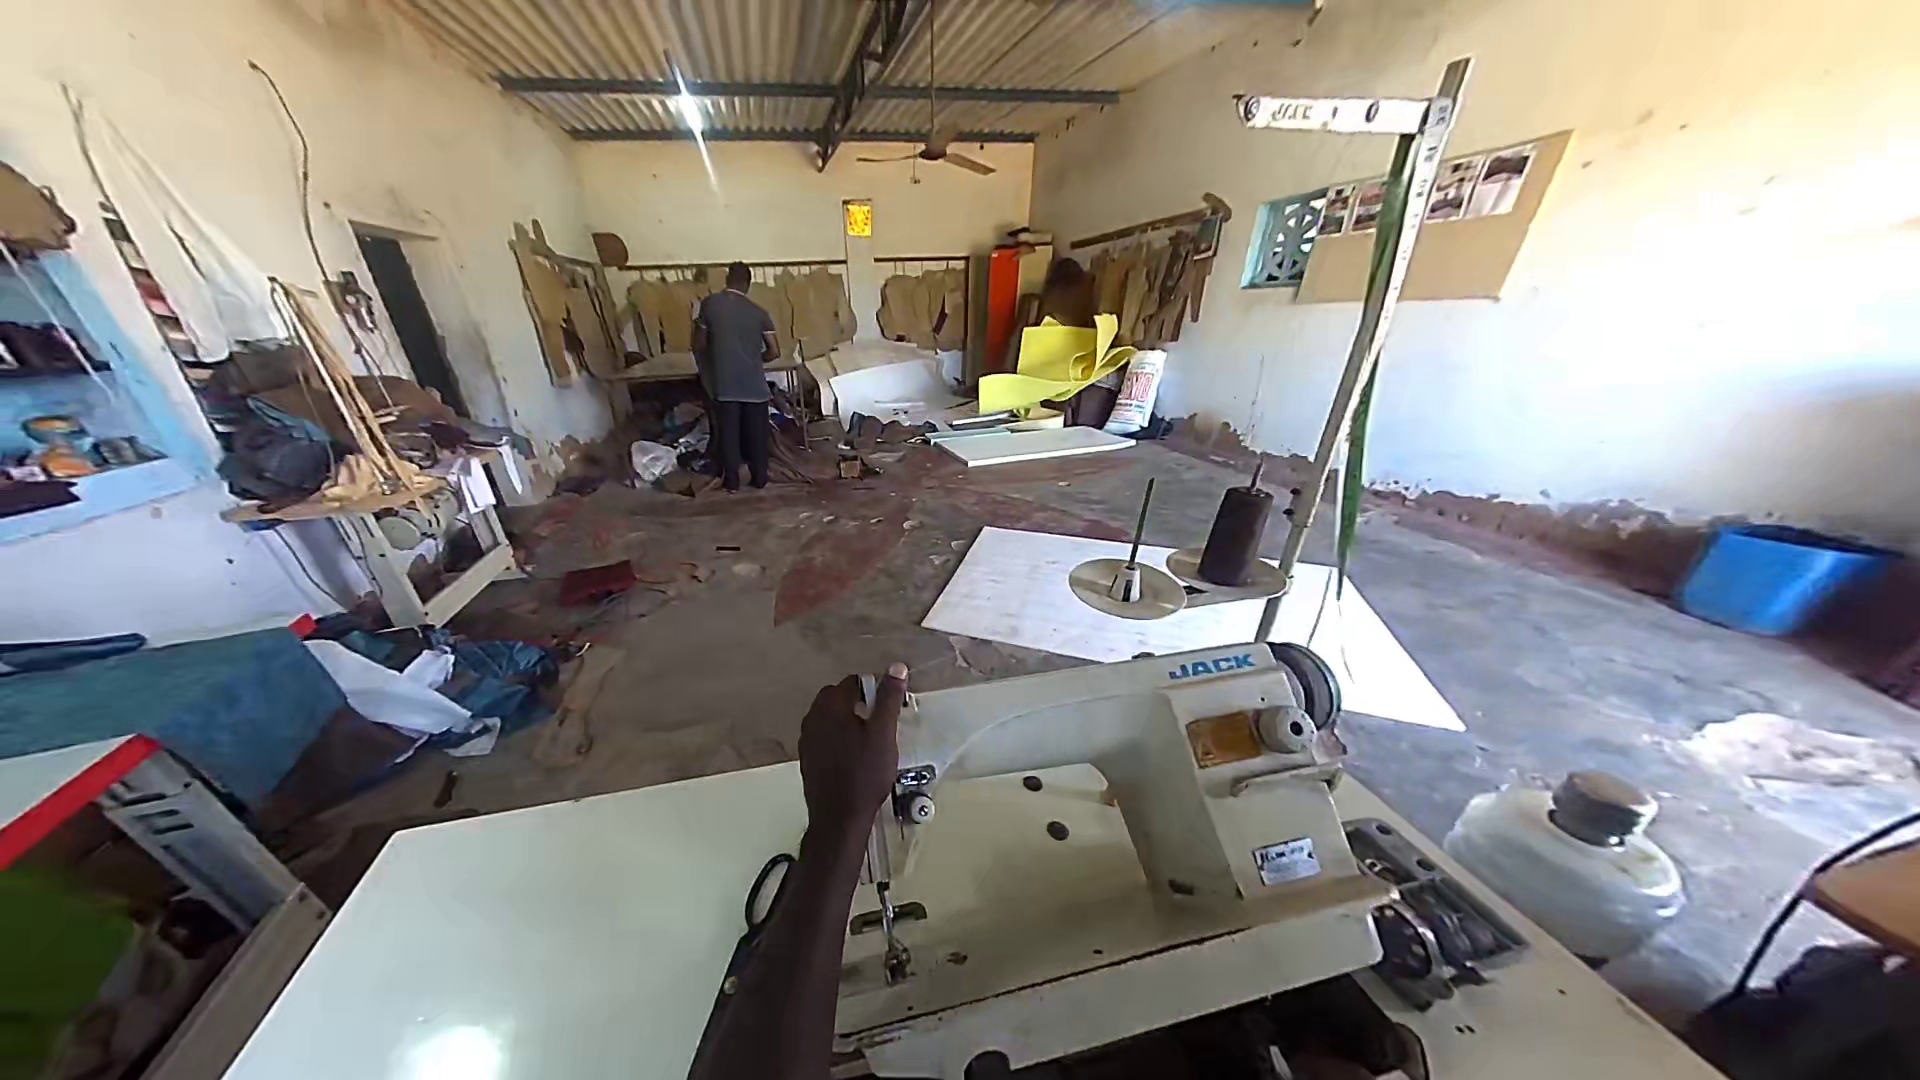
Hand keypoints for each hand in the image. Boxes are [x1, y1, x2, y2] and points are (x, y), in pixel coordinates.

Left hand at [799, 663, 906, 838]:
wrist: (839, 817)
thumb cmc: (864, 773)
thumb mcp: (883, 732)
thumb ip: (889, 698)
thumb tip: (896, 667)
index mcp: (830, 706)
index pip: (853, 682)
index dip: (874, 691)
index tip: (889, 709)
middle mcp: (813, 717)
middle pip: (839, 697)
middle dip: (860, 703)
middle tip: (880, 724)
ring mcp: (807, 738)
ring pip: (830, 717)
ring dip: (848, 720)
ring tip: (870, 740)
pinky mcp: (807, 757)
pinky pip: (824, 735)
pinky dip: (838, 737)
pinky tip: (854, 756)